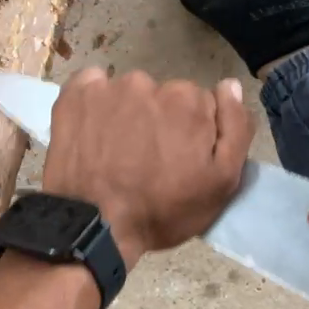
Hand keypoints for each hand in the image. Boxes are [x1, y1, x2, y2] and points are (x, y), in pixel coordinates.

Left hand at [41, 69, 252, 266]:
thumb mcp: (221, 182)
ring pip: (126, 94)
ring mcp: (106, 89)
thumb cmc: (162, 209)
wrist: (94, 225)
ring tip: (114, 151)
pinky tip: (91, 129)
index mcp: (188, 100)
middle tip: (144, 159)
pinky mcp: (73, 96)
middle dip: (157, 120)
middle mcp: (147, 84)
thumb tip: (230, 86)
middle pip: (160, 96)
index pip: (197, 104)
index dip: (189, 132)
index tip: (176, 157)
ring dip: (125, 113)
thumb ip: (236, 128)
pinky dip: (93, 101)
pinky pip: (89, 85)